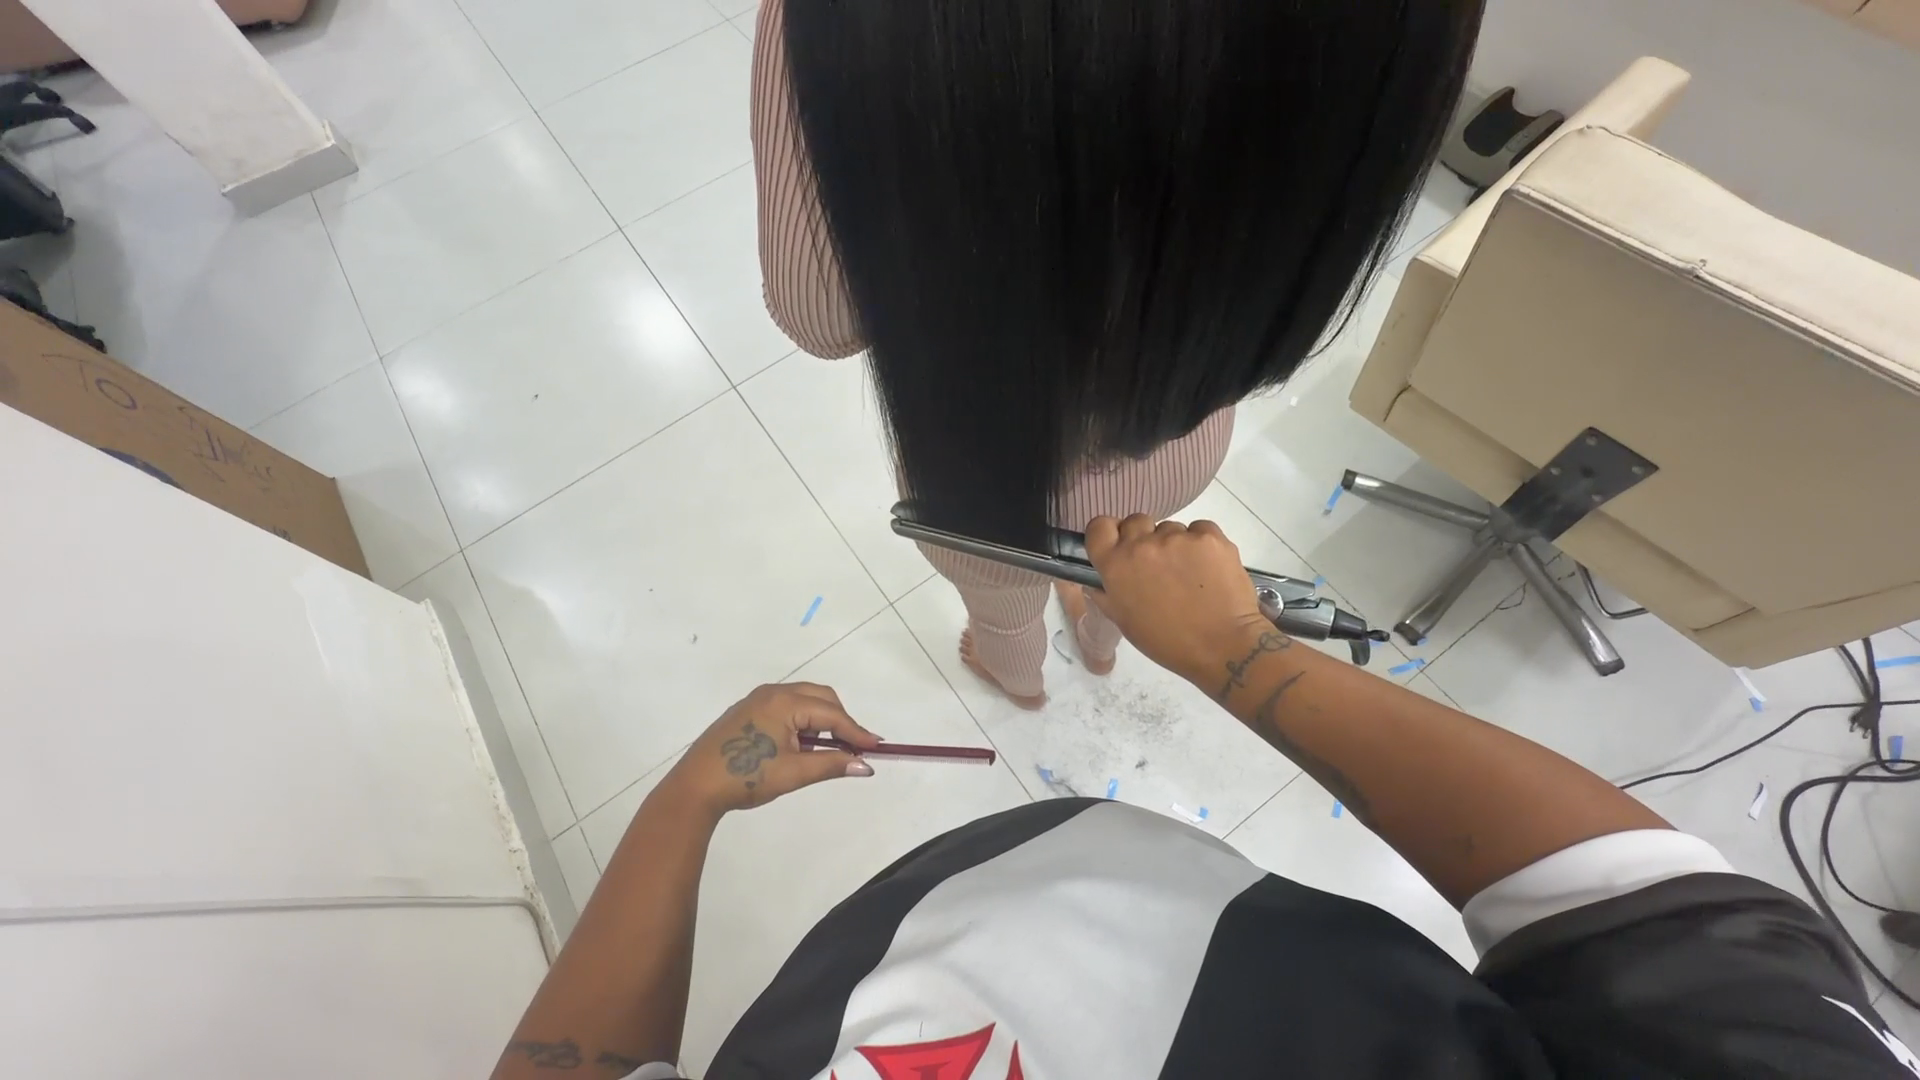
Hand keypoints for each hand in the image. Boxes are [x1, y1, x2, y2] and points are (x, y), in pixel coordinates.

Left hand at [662, 683, 881, 817]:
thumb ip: (832, 764)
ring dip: (820, 720)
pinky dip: (802, 721)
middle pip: (820, 697)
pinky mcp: (747, 712)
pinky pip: (786, 706)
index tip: (875, 747)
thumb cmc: (746, 777)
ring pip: (803, 700)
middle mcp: (772, 692)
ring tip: (827, 749)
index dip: (855, 731)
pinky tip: (801, 745)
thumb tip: (866, 767)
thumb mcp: (794, 773)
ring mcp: (757, 699)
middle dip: (840, 721)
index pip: (831, 713)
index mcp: (784, 701)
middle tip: (853, 748)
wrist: (695, 787)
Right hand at [1082, 515, 1274, 688]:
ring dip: (1174, 544)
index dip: (1108, 533)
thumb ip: (1106, 594)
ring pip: (1169, 528)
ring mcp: (1177, 537)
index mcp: (1115, 565)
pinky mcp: (1209, 536)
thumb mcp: (1124, 622)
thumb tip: (1097, 580)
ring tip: (1188, 573)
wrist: (1224, 645)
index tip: (1117, 545)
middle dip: (1142, 537)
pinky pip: (1199, 529)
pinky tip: (1208, 568)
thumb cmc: (1167, 641)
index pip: (1099, 526)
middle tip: (1156, 564)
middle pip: (1135, 521)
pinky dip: (1201, 544)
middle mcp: (1142, 544)